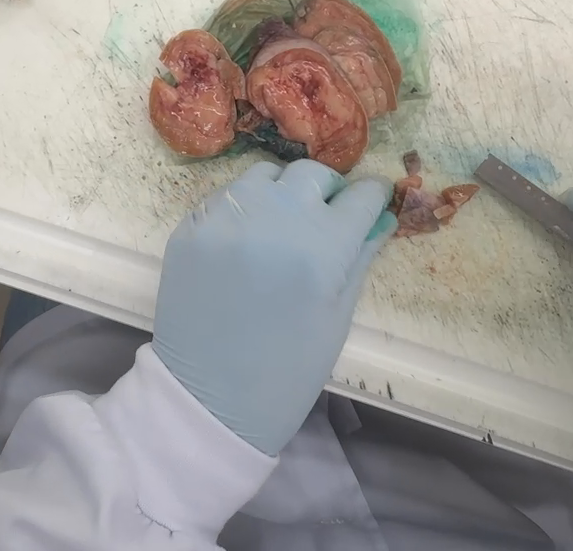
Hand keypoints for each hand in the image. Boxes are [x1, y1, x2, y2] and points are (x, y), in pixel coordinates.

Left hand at [152, 159, 394, 455]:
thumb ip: (360, 257)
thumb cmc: (288, 369)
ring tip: (284, 222)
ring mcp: (227, 217)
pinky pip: (226, 195)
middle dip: (328, 189)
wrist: (208, 397)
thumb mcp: (337, 317)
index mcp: (322, 247)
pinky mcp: (192, 224)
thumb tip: (380, 215)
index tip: (373, 198)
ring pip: (265, 174)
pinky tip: (248, 236)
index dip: (372, 195)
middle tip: (328, 214)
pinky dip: (245, 206)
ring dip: (283, 190)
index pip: (359, 195)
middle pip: (311, 175)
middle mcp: (274, 218)